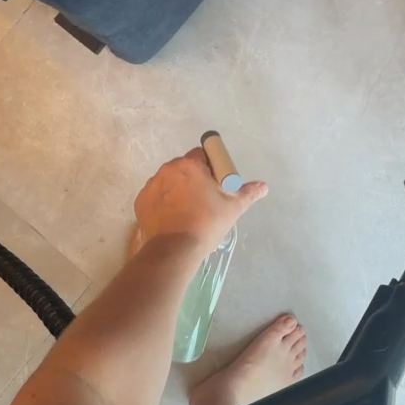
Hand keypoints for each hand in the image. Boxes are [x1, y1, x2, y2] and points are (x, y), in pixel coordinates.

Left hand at [133, 148, 267, 252]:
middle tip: (204, 199)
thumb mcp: (233, 208)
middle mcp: (168, 168)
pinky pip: (156, 195)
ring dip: (177, 188)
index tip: (215, 184)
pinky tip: (172, 217)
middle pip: (185, 167)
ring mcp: (152, 184)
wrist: (175, 250)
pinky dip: (164, 201)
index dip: (210, 167)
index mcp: (190, 165)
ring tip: (187, 211)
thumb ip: (248, 193)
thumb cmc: (207, 224)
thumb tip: (264, 186)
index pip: (202, 154)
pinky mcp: (141, 200)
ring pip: (169, 180)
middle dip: (194, 178)